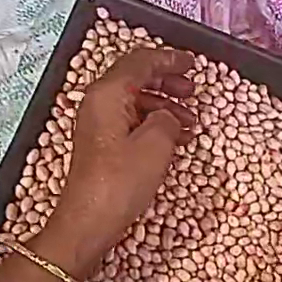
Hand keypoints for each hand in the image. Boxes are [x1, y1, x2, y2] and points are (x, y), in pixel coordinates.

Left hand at [41, 48, 197, 272]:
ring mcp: (98, 124)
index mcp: (108, 94)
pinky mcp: (102, 145)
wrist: (88, 221)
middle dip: (168, 82)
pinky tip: (174, 138)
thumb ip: (168, 119)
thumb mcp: (156, 145)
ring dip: (164, 106)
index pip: (141, 62)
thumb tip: (169, 116)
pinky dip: (154, 124)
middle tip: (193, 91)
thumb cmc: (120, 182)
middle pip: (136, 78)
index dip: (170, 60)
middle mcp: (99, 103)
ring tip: (190, 122)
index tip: (193, 63)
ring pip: (136, 102)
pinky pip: (131, 122)